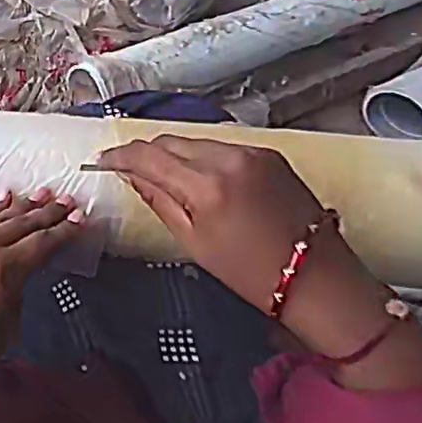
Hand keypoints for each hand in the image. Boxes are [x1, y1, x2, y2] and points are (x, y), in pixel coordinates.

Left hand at [0, 192, 82, 422]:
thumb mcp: (7, 324)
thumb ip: (16, 287)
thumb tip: (22, 267)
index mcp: (0, 271)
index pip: (40, 244)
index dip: (63, 232)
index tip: (81, 218)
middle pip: (20, 224)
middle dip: (46, 213)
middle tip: (67, 200)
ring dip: (20, 207)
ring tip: (41, 194)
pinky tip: (4, 201)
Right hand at [96, 137, 321, 304]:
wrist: (320, 281)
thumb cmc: (250, 272)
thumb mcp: (193, 240)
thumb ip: (158, 199)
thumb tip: (132, 175)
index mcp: (206, 186)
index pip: (148, 156)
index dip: (119, 156)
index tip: (101, 161)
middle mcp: (228, 159)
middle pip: (169, 141)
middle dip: (144, 153)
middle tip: (127, 168)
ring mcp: (252, 152)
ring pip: (193, 141)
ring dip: (172, 154)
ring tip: (162, 173)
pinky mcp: (269, 154)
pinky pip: (219, 146)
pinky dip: (201, 156)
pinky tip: (198, 175)